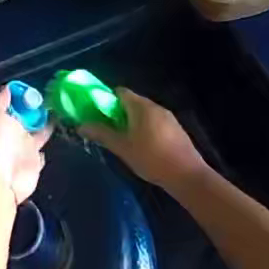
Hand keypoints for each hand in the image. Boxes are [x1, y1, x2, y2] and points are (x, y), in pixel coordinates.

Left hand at [0, 88, 50, 206]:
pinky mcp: (34, 162)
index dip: (20, 95)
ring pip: (35, 131)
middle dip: (35, 108)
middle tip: (54, 96)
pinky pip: (41, 150)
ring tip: (61, 109)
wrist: (3, 176)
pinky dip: (47, 145)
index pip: (8, 103)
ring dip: (44, 123)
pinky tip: (58, 132)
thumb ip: (0, 99)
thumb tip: (7, 89)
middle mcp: (8, 132)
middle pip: (23, 116)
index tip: (35, 88)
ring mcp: (21, 148)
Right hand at [78, 88, 212, 190]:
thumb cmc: (151, 159)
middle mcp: (156, 107)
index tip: (97, 113)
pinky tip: (142, 146)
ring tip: (123, 140)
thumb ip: (101, 134)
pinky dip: (145, 128)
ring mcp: (168, 118)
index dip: (106, 99)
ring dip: (131, 121)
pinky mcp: (176, 129)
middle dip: (117, 112)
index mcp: (141, 107)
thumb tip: (81, 126)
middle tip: (107, 129)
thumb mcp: (122, 148)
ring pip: (143, 113)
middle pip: (132, 102)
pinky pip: (155, 122)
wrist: (188, 176)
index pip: (120, 92)